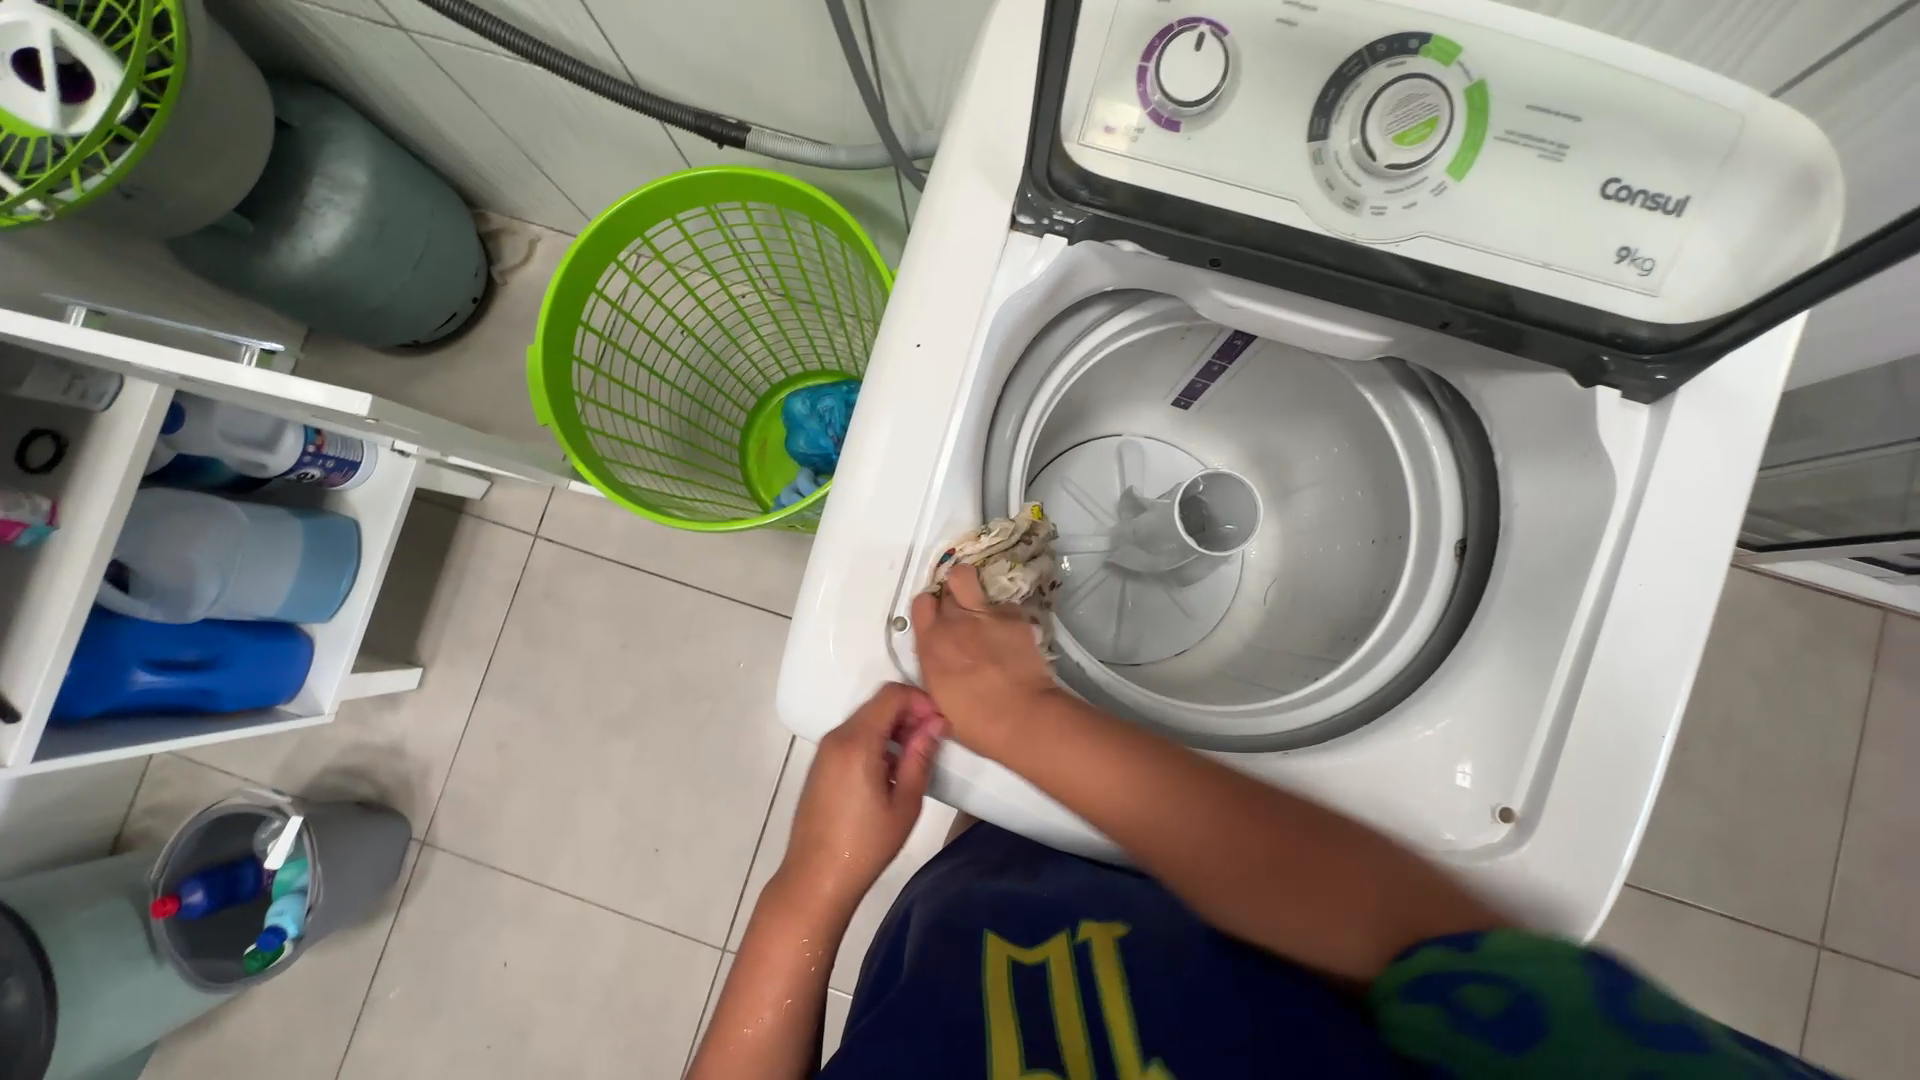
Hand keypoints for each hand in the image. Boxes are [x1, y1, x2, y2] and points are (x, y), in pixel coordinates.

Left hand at [779, 683, 946, 914]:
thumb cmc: (865, 845)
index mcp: (857, 742)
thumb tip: (936, 724)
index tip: (939, 725)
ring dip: (893, 727)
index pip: (891, 694)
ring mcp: (825, 750)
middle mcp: (837, 737)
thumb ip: (921, 757)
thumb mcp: (905, 803)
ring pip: (865, 719)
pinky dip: (876, 739)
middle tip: (932, 741)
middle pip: (877, 704)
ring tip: (914, 758)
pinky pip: (853, 736)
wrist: (815, 878)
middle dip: (909, 713)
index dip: (920, 700)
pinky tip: (890, 770)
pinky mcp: (821, 764)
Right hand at [910, 563, 1058, 748]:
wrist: (1021, 718)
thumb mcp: (940, 703)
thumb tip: (940, 672)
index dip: (929, 608)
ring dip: (968, 584)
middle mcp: (954, 622)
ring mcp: (984, 615)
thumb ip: (936, 676)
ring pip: (965, 576)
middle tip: (961, 613)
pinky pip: (1005, 605)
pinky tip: (1012, 633)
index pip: (921, 604)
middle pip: (945, 588)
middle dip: (950, 597)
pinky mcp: (1014, 617)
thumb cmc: (977, 723)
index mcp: (931, 645)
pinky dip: (1006, 615)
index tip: (937, 619)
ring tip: (977, 600)